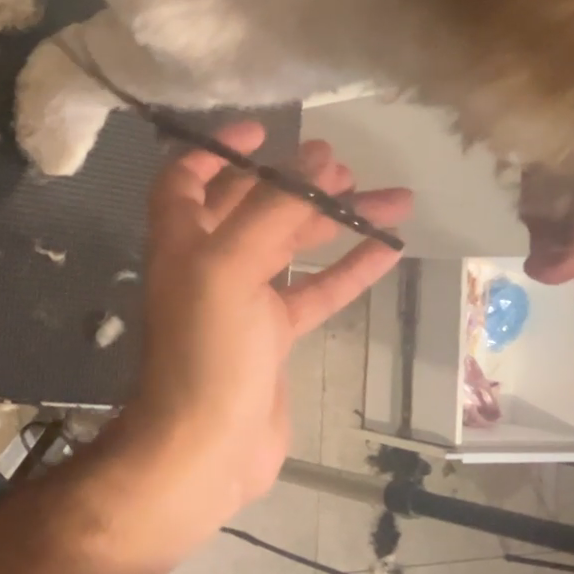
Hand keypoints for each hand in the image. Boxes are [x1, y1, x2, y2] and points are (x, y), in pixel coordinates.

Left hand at [125, 121, 411, 503]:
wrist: (206, 444)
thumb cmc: (207, 348)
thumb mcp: (229, 266)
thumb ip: (270, 210)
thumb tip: (314, 157)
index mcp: (180, 241)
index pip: (185, 180)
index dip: (216, 151)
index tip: (263, 129)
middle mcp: (205, 264)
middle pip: (247, 208)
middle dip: (290, 182)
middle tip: (343, 164)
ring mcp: (240, 302)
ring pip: (288, 248)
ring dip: (332, 221)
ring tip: (392, 195)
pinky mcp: (270, 338)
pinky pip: (312, 293)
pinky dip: (345, 270)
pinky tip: (388, 249)